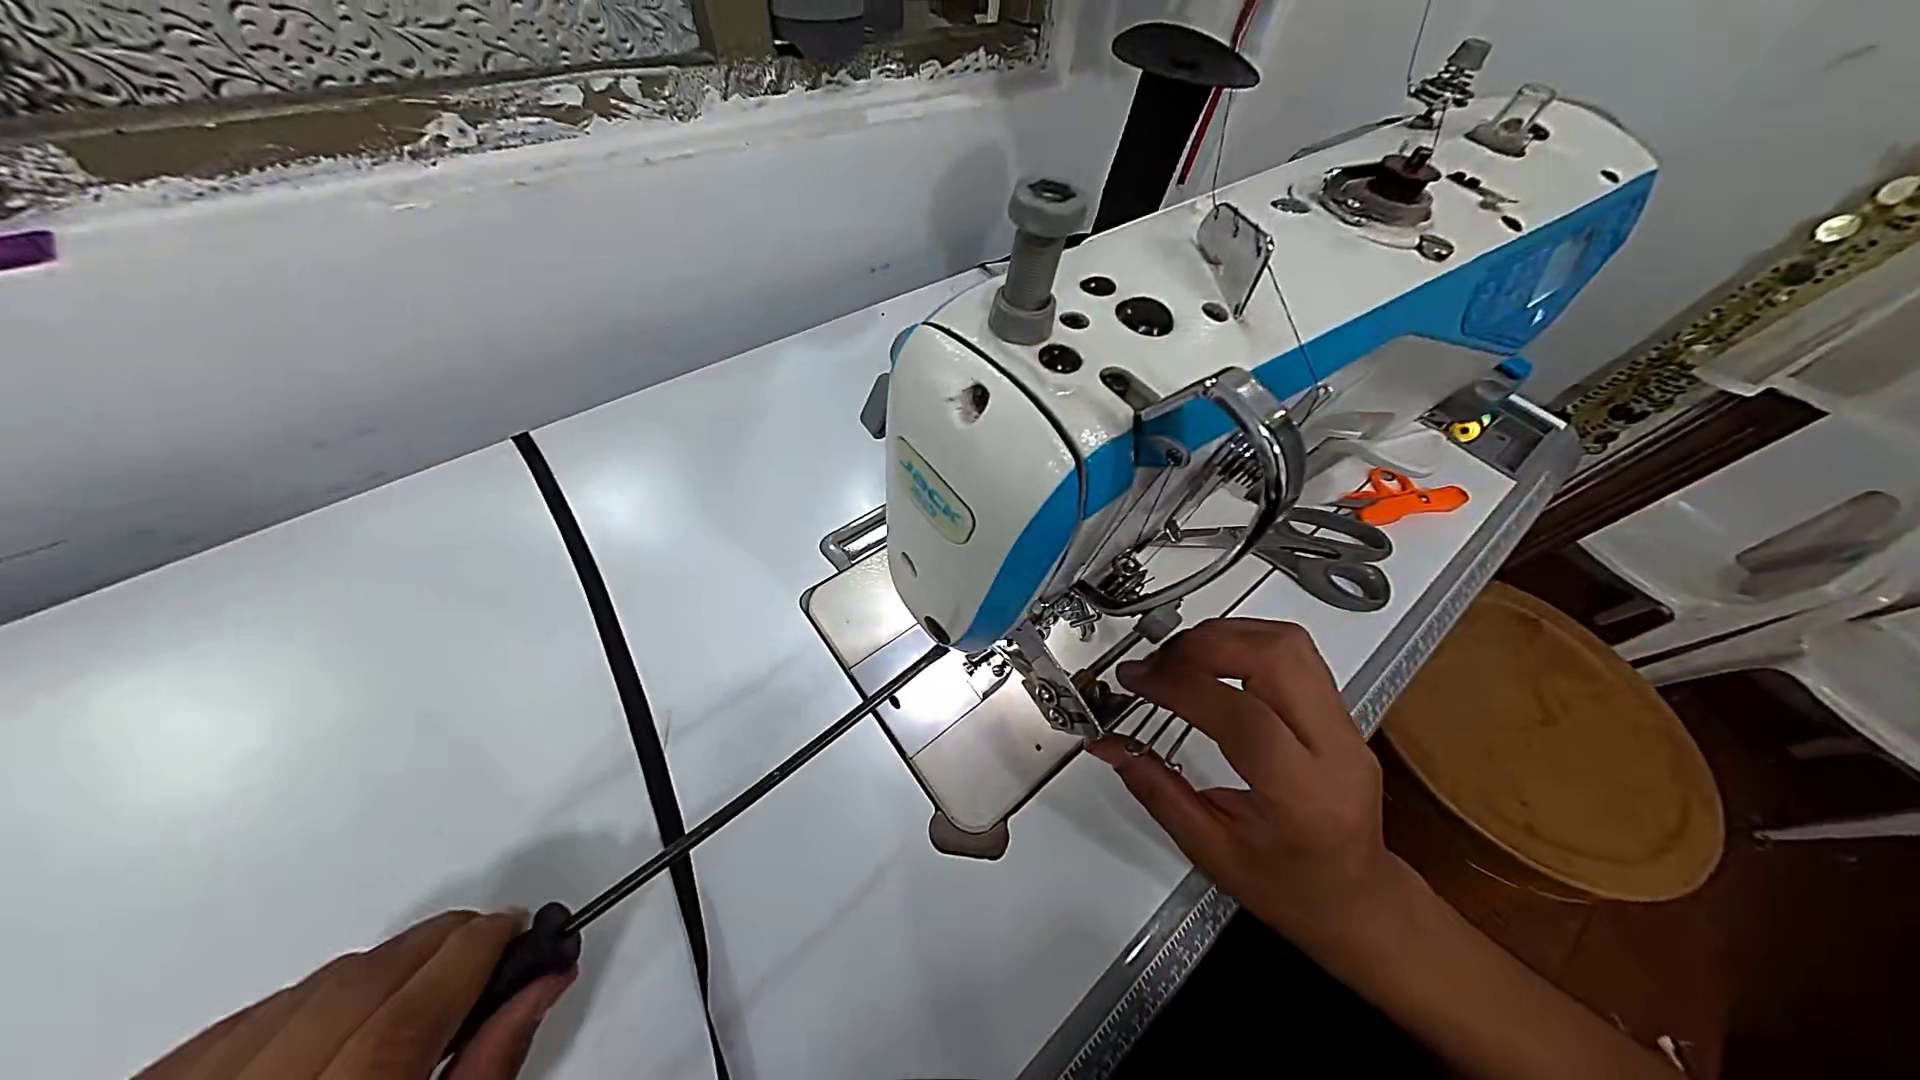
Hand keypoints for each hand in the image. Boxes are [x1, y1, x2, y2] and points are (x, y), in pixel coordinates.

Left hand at [136, 911, 575, 1079]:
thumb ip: (488, 1067)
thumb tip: (541, 983)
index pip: (405, 1018)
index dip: (474, 952)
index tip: (510, 926)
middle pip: (356, 989)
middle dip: (438, 945)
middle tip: (484, 944)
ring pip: (303, 992)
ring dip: (378, 972)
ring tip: (417, 988)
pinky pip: (239, 1021)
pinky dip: (306, 1002)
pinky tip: (339, 1017)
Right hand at [1088, 618, 1409, 948]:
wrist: (1358, 899)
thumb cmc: (1294, 889)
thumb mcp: (1211, 850)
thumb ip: (1156, 789)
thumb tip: (1111, 746)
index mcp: (1304, 796)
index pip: (1243, 716)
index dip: (1180, 686)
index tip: (1138, 679)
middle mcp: (1336, 750)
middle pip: (1276, 657)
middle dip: (1204, 645)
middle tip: (1158, 663)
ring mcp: (1345, 725)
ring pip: (1290, 643)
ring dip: (1225, 636)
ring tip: (1181, 657)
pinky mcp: (1341, 711)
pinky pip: (1295, 652)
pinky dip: (1245, 642)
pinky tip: (1213, 659)